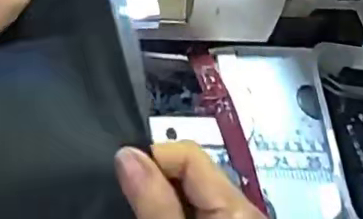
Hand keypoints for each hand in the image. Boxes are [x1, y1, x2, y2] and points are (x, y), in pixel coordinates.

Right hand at [116, 144, 264, 218]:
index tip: (121, 174)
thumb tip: (125, 153)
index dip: (152, 156)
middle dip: (155, 179)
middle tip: (126, 199)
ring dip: (161, 198)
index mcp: (237, 202)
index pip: (187, 151)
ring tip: (135, 208)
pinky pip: (196, 212)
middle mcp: (241, 208)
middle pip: (188, 172)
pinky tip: (152, 218)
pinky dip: (173, 213)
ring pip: (189, 194)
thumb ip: (156, 202)